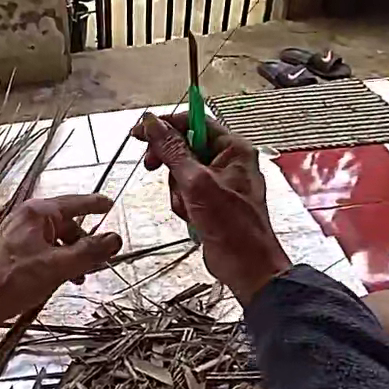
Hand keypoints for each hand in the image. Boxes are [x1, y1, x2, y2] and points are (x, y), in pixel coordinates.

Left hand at [0, 194, 123, 336]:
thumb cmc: (10, 281)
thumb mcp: (58, 266)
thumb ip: (89, 252)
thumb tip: (114, 239)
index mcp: (36, 214)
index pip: (73, 203)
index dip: (93, 204)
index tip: (108, 204)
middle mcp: (25, 220)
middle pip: (65, 224)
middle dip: (84, 241)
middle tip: (101, 256)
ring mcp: (17, 237)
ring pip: (54, 241)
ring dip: (71, 256)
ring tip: (81, 275)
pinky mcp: (11, 255)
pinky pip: (42, 252)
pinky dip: (56, 263)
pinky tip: (59, 280)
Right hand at [132, 112, 290, 302]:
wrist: (246, 266)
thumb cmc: (234, 226)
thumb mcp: (197, 182)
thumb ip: (172, 150)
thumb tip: (153, 124)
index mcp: (233, 149)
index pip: (195, 122)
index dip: (166, 125)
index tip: (141, 131)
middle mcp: (228, 162)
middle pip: (184, 147)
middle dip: (170, 165)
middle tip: (152, 166)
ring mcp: (218, 183)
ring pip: (180, 173)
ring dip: (177, 190)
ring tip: (189, 206)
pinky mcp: (210, 202)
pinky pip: (184, 193)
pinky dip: (182, 204)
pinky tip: (192, 217)